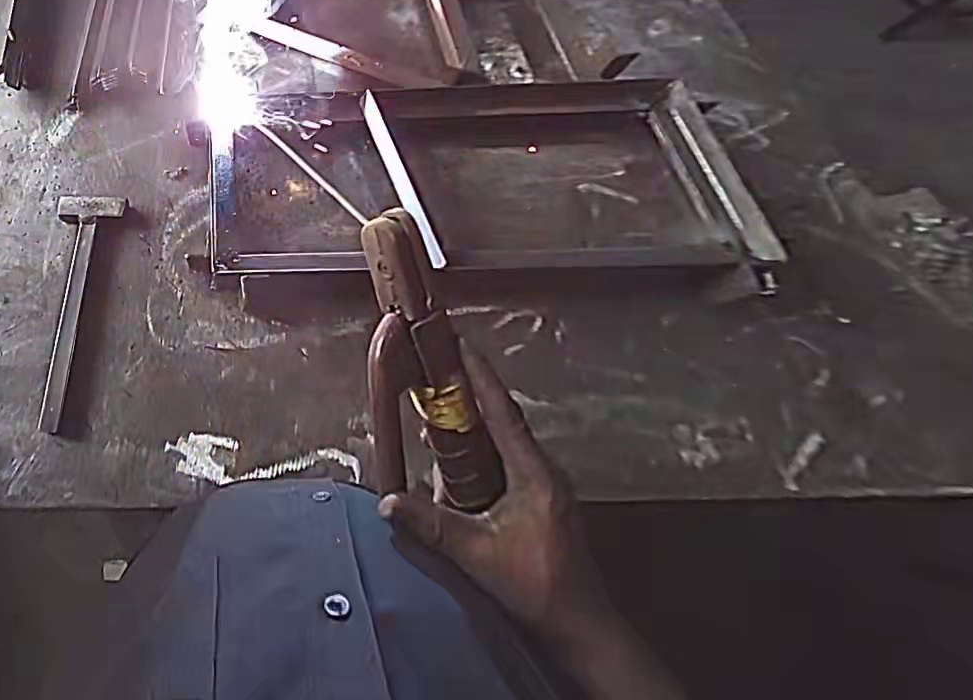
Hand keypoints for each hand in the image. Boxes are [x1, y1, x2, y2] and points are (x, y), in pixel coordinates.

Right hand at [378, 342, 685, 699]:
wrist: (584, 630)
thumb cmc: (540, 590)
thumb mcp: (480, 556)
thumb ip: (433, 525)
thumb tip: (387, 500)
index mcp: (535, 475)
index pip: (503, 413)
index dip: (480, 376)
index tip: (460, 343)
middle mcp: (541, 470)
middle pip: (500, 416)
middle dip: (468, 388)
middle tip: (435, 364)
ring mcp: (542, 483)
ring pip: (501, 435)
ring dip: (468, 417)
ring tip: (434, 403)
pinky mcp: (536, 495)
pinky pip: (501, 453)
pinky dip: (474, 441)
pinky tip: (450, 450)